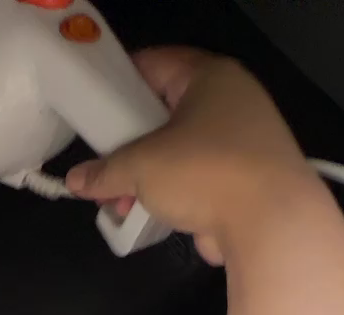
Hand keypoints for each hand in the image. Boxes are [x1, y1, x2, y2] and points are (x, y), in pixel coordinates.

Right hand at [65, 47, 320, 264]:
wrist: (267, 220)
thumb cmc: (205, 172)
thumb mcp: (140, 167)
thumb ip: (103, 172)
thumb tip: (77, 180)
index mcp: (209, 78)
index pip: (156, 64)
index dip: (120, 81)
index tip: (92, 105)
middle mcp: (228, 101)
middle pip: (161, 114)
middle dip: (126, 145)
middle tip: (101, 167)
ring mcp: (237, 141)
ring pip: (173, 151)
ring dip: (140, 177)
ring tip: (118, 203)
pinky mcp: (238, 178)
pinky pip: (189, 178)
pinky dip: (164, 193)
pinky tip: (144, 214)